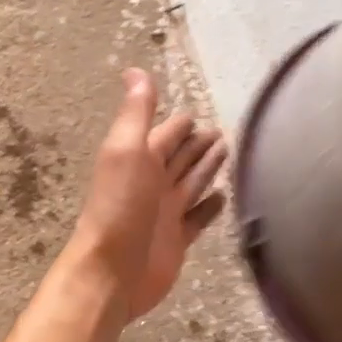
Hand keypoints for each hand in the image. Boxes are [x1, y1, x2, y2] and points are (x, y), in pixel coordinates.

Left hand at [67, 69, 227, 320]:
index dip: (178, 124)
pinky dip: (210, 207)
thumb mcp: (125, 151)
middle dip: (197, 144)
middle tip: (222, 131)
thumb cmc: (119, 208)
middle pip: (180, 158)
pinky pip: (198, 219)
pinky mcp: (177, 242)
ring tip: (228, 153)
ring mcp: (164, 214)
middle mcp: (151, 185)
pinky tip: (225, 198)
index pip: (164, 136)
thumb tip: (134, 71)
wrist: (113, 270)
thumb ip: (135, 113)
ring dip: (206, 169)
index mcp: (138, 160)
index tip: (196, 112)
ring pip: (191, 184)